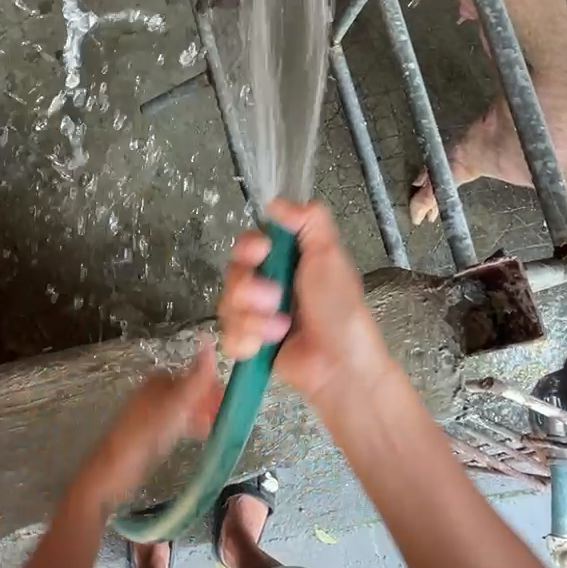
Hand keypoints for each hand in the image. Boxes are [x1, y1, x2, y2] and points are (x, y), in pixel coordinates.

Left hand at [69, 343, 223, 514]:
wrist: (115, 470)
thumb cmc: (145, 434)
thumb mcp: (175, 405)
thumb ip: (195, 378)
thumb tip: (210, 340)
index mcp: (158, 381)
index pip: (195, 375)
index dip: (214, 387)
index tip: (232, 401)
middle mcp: (155, 393)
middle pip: (191, 392)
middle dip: (210, 402)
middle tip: (229, 418)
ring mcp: (153, 414)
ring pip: (187, 409)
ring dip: (204, 415)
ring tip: (221, 428)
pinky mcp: (152, 433)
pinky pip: (179, 424)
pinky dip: (194, 426)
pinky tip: (204, 436)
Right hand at [217, 199, 390, 405]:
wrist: (340, 365)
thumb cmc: (339, 309)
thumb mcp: (330, 256)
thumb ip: (310, 221)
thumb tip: (276, 202)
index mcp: (286, 262)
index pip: (248, 245)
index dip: (247, 248)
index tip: (261, 253)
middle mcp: (267, 285)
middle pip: (232, 274)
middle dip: (249, 289)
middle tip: (274, 299)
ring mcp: (256, 316)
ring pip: (227, 306)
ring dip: (252, 318)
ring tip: (278, 330)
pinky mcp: (249, 344)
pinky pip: (227, 336)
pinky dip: (243, 341)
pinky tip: (261, 347)